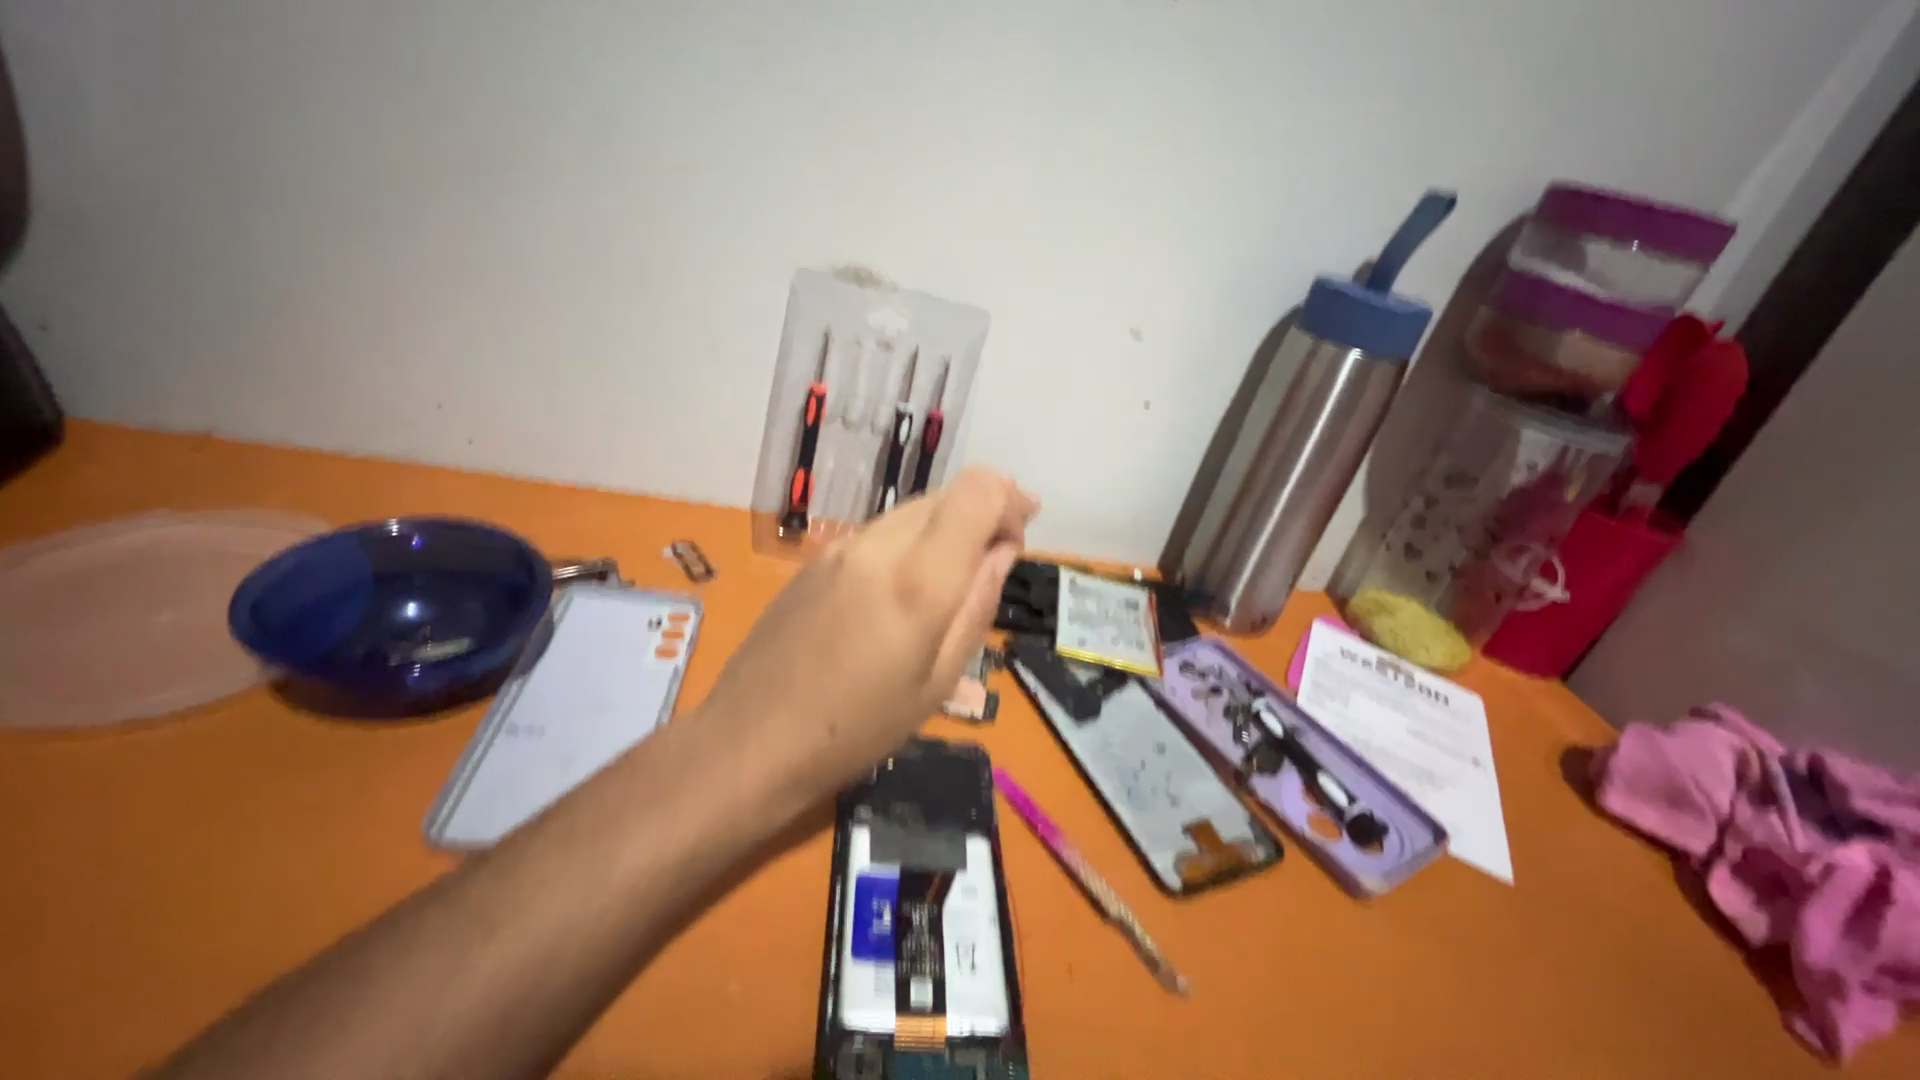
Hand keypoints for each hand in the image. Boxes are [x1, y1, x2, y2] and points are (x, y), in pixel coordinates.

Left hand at [699, 468, 1036, 805]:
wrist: (751, 740)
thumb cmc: (858, 729)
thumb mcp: (938, 680)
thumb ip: (977, 604)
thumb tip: (1002, 550)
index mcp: (918, 577)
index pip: (978, 491)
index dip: (1010, 499)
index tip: (1020, 534)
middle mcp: (878, 545)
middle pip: (946, 496)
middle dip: (982, 514)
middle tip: (995, 562)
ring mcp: (839, 548)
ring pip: (910, 513)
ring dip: (944, 529)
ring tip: (950, 583)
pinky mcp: (813, 561)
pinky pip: (878, 534)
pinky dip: (908, 544)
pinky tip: (902, 593)